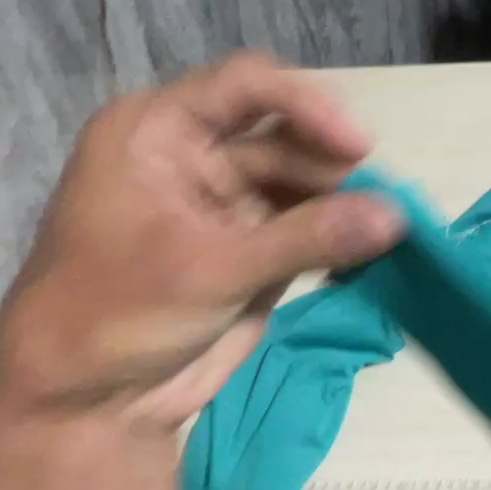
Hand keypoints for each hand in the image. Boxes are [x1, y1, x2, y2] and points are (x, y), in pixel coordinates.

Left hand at [0, 52, 402, 433]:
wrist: (93, 401)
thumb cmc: (117, 315)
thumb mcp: (211, 269)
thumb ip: (308, 238)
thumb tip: (397, 217)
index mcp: (160, 134)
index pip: (247, 88)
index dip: (308, 107)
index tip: (360, 148)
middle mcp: (200, 157)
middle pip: (291, 138)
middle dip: (339, 170)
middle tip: (387, 207)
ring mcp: (235, 205)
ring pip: (311, 185)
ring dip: (351, 206)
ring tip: (392, 233)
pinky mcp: (262, 249)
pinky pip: (318, 229)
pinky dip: (348, 239)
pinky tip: (378, 253)